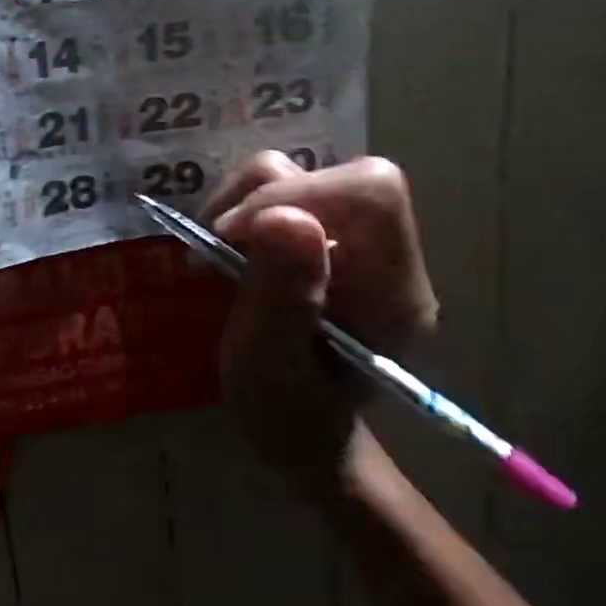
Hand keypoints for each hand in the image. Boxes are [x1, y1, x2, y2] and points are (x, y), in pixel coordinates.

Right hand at [200, 152, 437, 495]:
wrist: (297, 431)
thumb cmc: (283, 411)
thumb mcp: (269, 363)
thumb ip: (282, 294)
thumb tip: (284, 218)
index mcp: (393, 290)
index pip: (370, 194)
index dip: (294, 196)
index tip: (231, 235)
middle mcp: (387, 258)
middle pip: (333, 174)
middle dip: (258, 196)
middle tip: (214, 241)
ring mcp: (356, 247)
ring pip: (300, 175)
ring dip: (241, 200)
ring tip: (211, 247)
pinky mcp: (325, 242)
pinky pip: (282, 191)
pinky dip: (240, 206)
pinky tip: (223, 244)